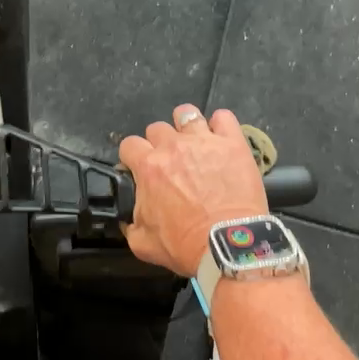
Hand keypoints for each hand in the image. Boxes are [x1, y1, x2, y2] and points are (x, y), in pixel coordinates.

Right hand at [119, 105, 267, 275]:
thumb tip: (127, 220)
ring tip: (193, 141)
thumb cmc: (186, 245)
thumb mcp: (144, 244)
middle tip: (171, 162)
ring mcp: (203, 141)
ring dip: (185, 125)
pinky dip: (220, 124)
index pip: (129, 145)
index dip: (132, 156)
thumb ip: (130, 226)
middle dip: (159, 143)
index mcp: (149, 168)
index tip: (140, 167)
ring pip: (187, 113)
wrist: (229, 246)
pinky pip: (224, 117)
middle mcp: (172, 147)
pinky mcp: (232, 143)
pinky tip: (220, 137)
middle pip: (157, 128)